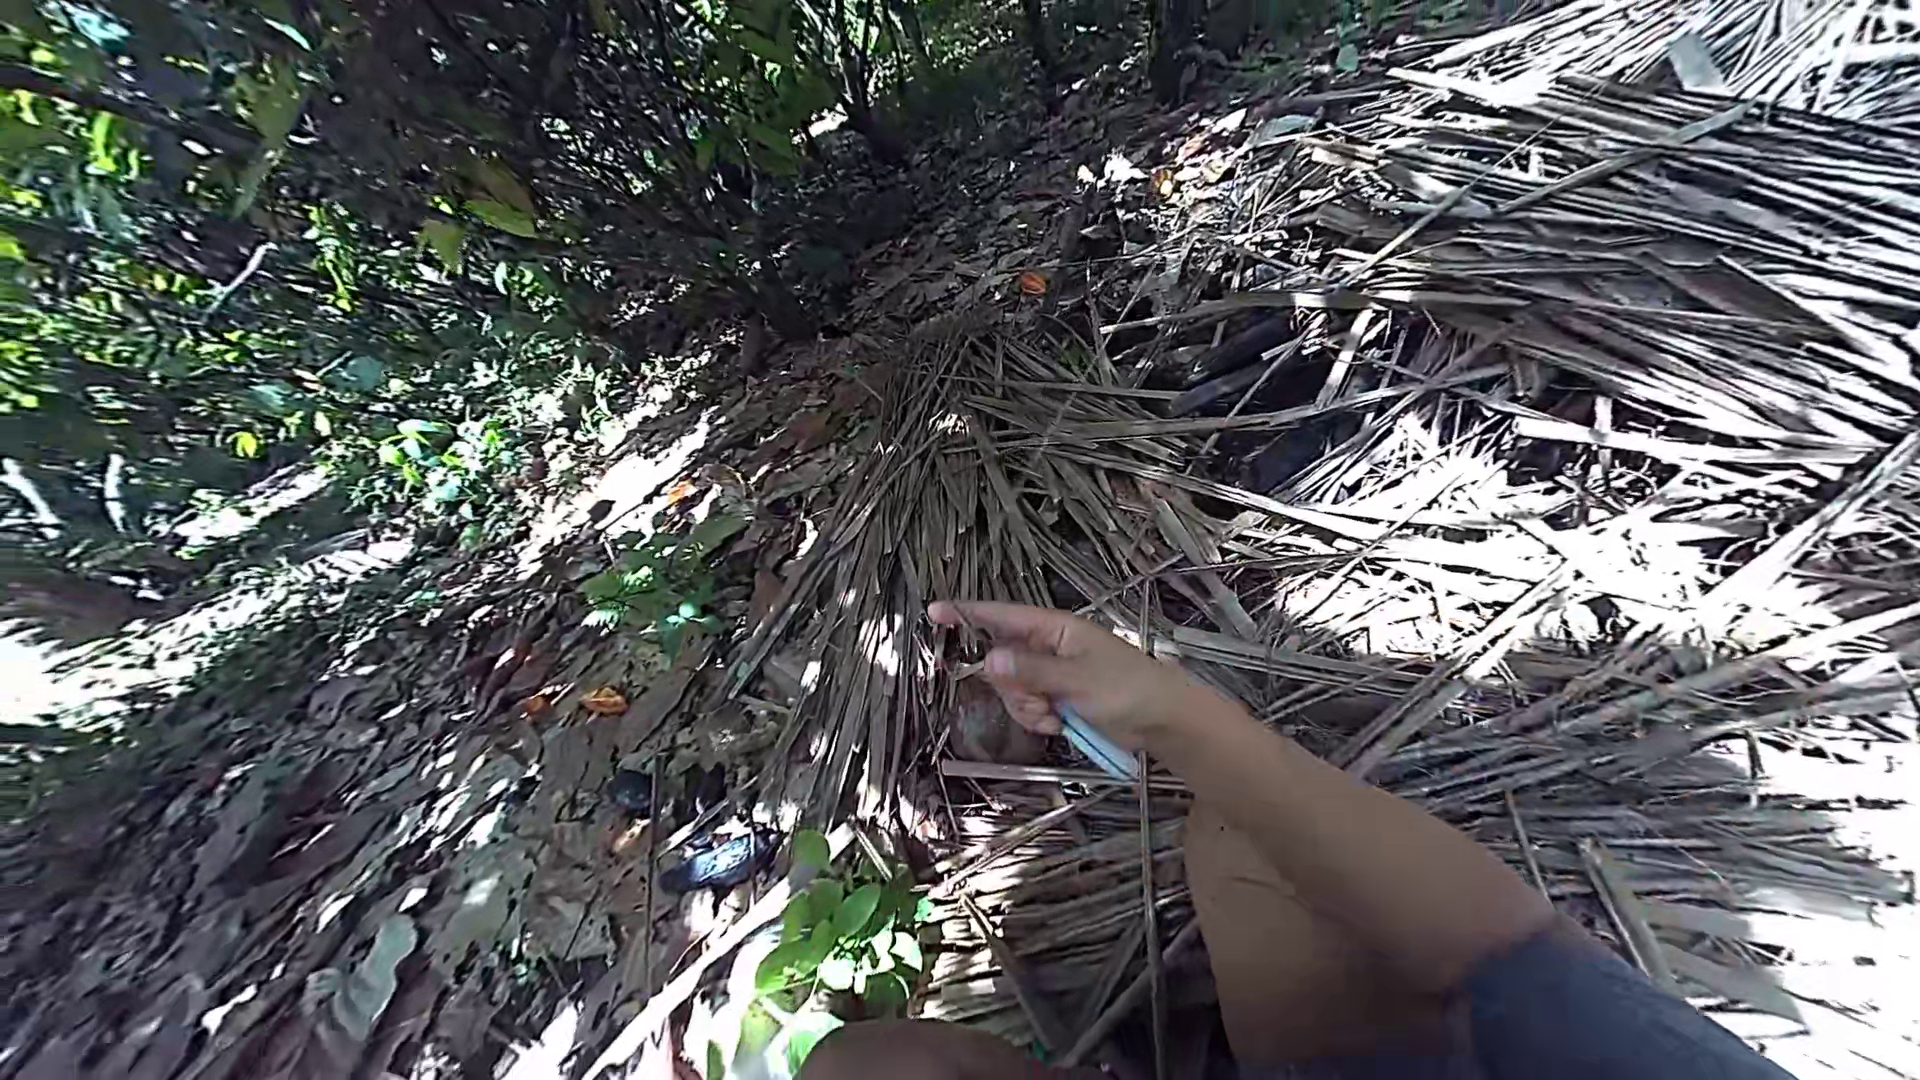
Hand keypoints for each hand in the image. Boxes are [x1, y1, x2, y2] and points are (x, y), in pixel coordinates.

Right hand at [928, 600, 1217, 749]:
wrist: (1162, 720)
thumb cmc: (1126, 687)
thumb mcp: (1078, 678)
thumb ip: (1031, 670)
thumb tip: (989, 658)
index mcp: (1054, 629)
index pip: (1003, 616)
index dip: (969, 614)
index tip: (935, 611)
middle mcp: (1048, 647)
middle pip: (1002, 660)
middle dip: (1013, 686)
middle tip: (1039, 699)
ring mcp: (1051, 673)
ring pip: (1012, 688)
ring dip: (1026, 706)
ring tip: (1056, 714)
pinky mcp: (1055, 697)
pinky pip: (1026, 706)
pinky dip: (1037, 717)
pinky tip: (1060, 722)